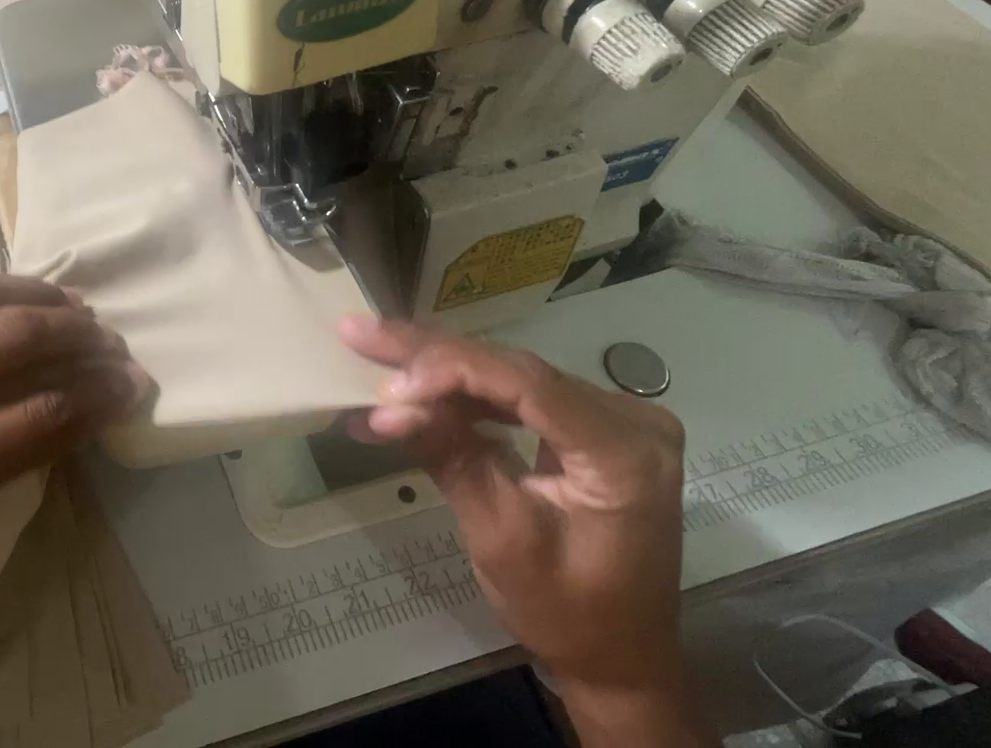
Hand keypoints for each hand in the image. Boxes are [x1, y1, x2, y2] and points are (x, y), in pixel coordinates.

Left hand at [0, 272, 147, 646]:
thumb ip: (3, 463)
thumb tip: (74, 407)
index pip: (33, 416)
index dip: (96, 396)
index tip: (132, 385)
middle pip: (6, 339)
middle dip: (76, 335)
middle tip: (109, 341)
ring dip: (31, 295)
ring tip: (69, 304)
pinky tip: (3, 297)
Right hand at [340, 317, 688, 694]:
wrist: (619, 657)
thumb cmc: (566, 612)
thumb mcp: (501, 537)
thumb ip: (450, 458)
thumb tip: (385, 407)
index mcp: (623, 452)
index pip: (527, 385)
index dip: (450, 370)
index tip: (386, 381)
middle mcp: (628, 418)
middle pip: (514, 370)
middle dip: (431, 356)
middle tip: (361, 334)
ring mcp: (611, 418)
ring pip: (508, 375)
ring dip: (437, 368)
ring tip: (372, 351)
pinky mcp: (587, 425)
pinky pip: (516, 395)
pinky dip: (460, 394)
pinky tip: (411, 385)